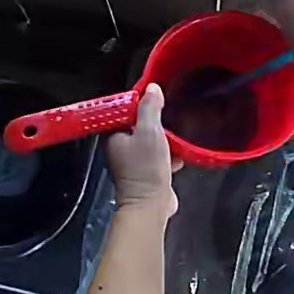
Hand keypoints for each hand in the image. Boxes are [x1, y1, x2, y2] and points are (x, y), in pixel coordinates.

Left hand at [105, 83, 178, 220]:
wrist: (151, 206)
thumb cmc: (146, 166)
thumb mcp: (150, 131)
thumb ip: (150, 108)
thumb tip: (152, 87)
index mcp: (114, 136)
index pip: (125, 112)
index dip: (141, 104)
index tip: (157, 101)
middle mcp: (120, 149)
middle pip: (140, 127)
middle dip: (157, 125)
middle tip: (171, 120)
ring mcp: (133, 163)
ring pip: (152, 142)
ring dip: (166, 142)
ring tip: (178, 139)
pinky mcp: (147, 175)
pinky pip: (159, 158)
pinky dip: (169, 157)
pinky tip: (179, 157)